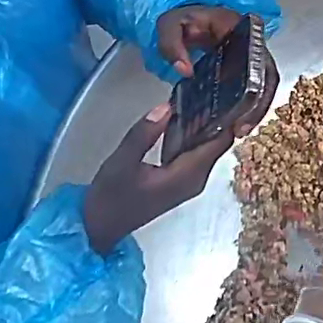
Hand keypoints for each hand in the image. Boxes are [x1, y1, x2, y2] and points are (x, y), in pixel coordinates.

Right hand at [82, 102, 229, 252]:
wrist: (96, 230)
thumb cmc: (109, 198)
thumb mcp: (121, 162)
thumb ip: (145, 134)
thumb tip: (167, 107)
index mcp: (189, 174)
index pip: (221, 141)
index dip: (225, 117)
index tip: (220, 94)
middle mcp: (197, 179)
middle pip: (218, 143)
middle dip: (215, 119)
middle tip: (205, 93)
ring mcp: (191, 182)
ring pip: (208, 148)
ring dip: (204, 128)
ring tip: (195, 101)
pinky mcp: (182, 182)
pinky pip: (197, 154)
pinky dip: (193, 138)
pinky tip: (182, 122)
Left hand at [153, 5, 279, 137]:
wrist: (187, 17)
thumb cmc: (182, 19)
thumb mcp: (170, 25)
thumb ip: (172, 45)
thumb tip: (186, 71)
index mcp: (242, 29)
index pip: (260, 59)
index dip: (259, 86)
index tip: (245, 109)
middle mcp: (253, 42)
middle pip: (267, 76)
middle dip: (259, 105)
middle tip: (242, 129)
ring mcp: (250, 55)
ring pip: (263, 84)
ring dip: (255, 108)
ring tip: (239, 130)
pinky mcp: (244, 66)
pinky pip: (253, 86)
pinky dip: (248, 104)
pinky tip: (236, 121)